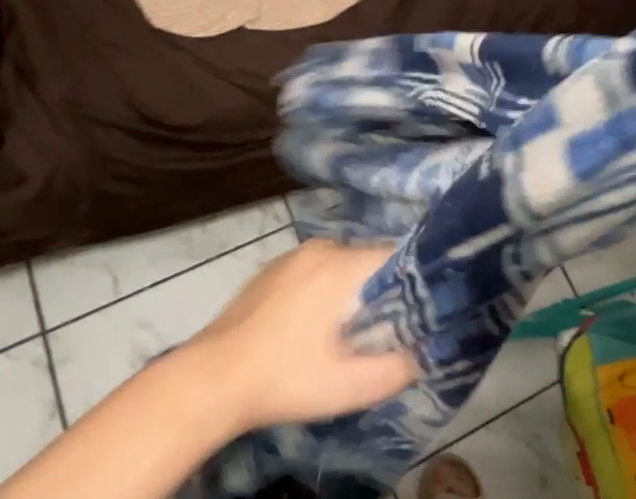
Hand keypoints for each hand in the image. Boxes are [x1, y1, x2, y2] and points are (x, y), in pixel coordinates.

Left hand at [181, 240, 415, 431]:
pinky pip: (314, 272)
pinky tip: (313, 328)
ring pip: (341, 266)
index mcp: (341, 266)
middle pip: (368, 261)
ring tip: (349, 334)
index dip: (414, 285)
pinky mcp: (271, 270)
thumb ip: (398, 368)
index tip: (419, 315)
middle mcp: (319, 249)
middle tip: (385, 332)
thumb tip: (423, 351)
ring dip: (351, 294)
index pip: (397, 258)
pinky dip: (324, 292)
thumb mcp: (350, 386)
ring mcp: (290, 257)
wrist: (212, 379)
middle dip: (382, 293)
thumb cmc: (285, 379)